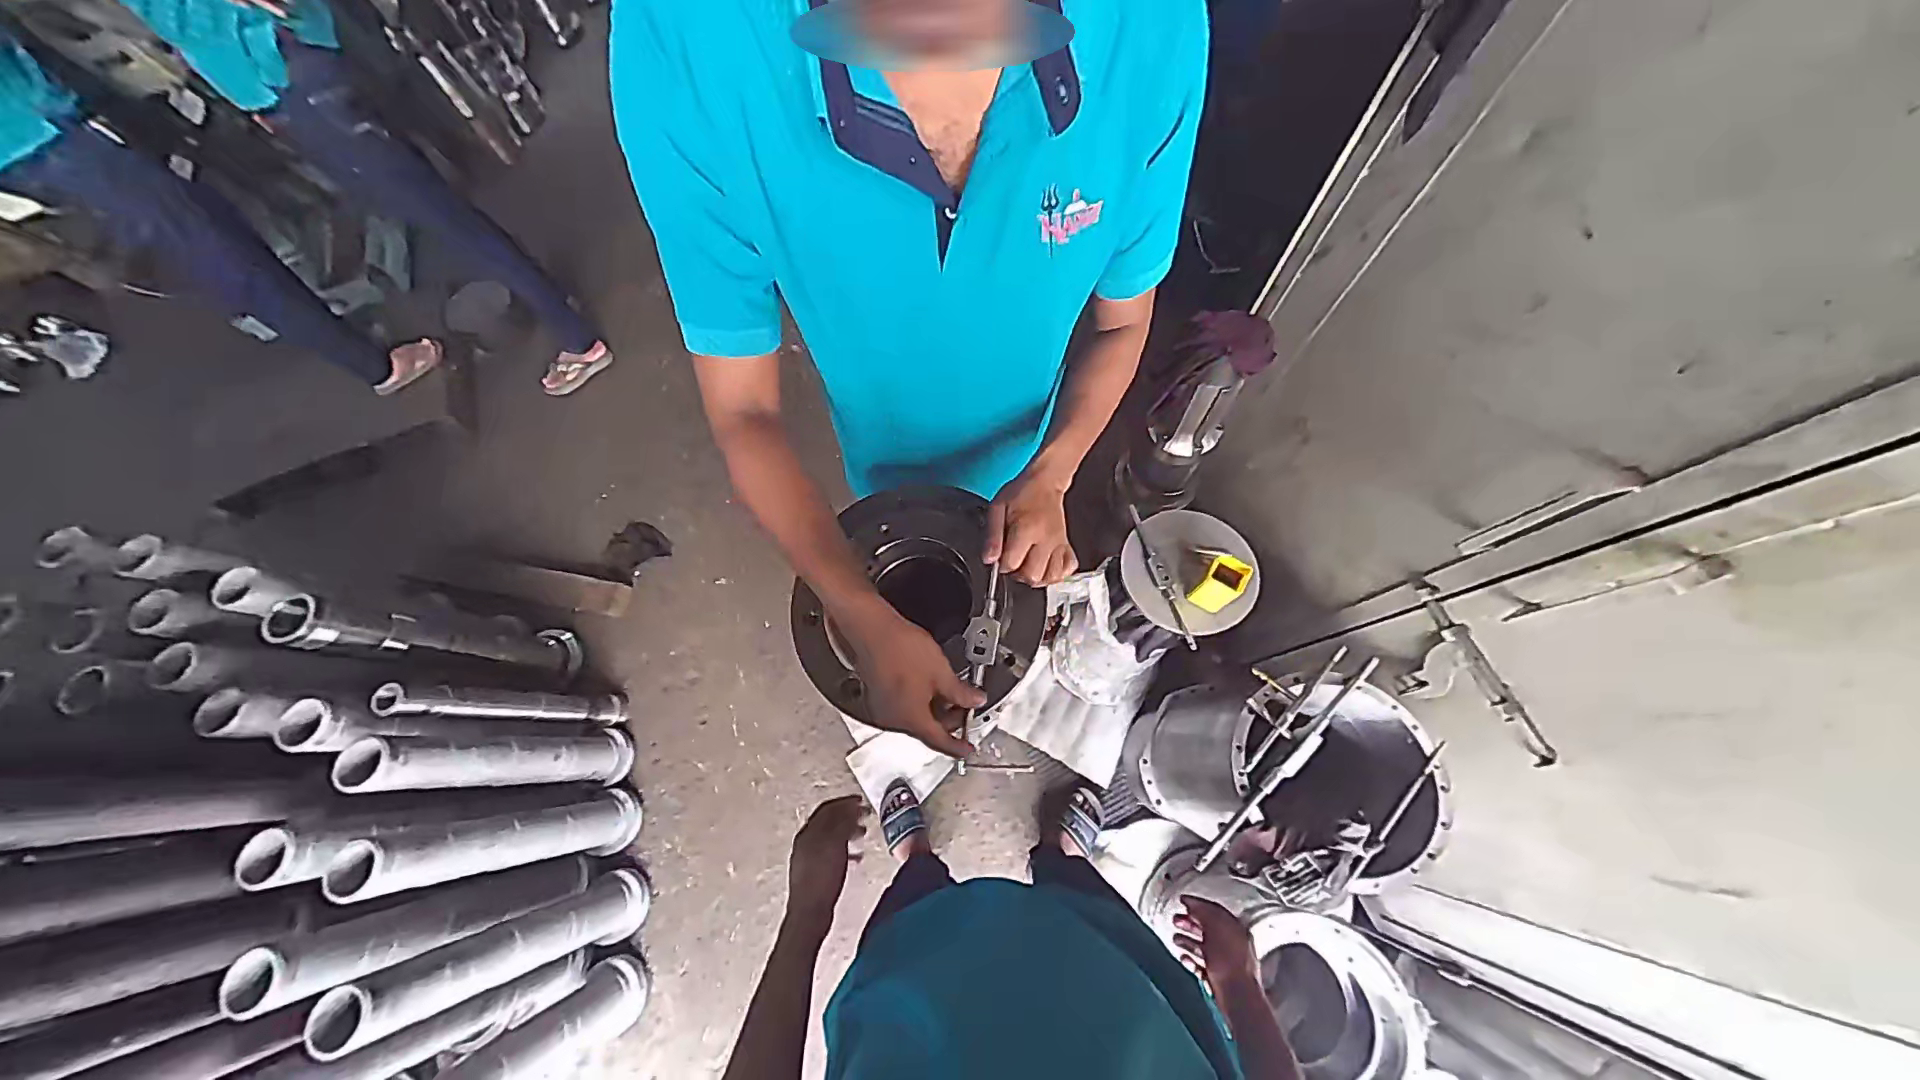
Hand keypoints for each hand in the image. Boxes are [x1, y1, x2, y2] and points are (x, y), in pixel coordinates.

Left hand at [786, 796, 868, 931]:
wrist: (810, 914)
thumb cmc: (822, 879)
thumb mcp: (835, 845)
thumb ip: (842, 824)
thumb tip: (849, 808)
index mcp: (808, 832)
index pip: (828, 808)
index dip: (845, 802)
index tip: (860, 800)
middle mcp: (805, 842)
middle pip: (829, 820)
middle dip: (848, 815)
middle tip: (864, 814)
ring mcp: (808, 858)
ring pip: (831, 835)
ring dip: (848, 830)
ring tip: (863, 833)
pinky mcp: (815, 873)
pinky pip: (832, 852)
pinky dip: (845, 848)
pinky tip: (855, 857)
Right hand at [841, 608, 983, 757]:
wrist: (872, 630)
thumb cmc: (899, 649)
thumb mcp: (941, 672)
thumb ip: (961, 693)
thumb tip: (975, 701)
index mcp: (911, 719)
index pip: (940, 742)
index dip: (957, 746)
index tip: (966, 749)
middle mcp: (893, 719)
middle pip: (926, 729)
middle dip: (948, 721)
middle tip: (965, 708)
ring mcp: (882, 707)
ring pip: (914, 716)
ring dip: (933, 709)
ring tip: (949, 691)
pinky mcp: (877, 694)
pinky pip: (902, 706)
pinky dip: (918, 701)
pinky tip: (928, 684)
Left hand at [986, 468, 1077, 585]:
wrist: (1045, 483)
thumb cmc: (1021, 494)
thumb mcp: (997, 508)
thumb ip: (992, 536)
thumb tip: (989, 559)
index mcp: (1026, 529)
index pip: (1012, 564)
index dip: (1002, 565)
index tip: (1001, 556)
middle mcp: (1046, 539)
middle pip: (1033, 576)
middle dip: (1019, 575)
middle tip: (1014, 561)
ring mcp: (1059, 544)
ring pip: (1051, 577)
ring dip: (1037, 577)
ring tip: (1028, 565)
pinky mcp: (1067, 545)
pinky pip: (1067, 570)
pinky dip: (1056, 573)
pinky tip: (1045, 566)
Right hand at [1173, 895, 1262, 1000]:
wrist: (1237, 998)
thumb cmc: (1227, 959)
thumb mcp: (1214, 928)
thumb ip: (1203, 913)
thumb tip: (1192, 904)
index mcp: (1235, 929)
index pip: (1215, 910)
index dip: (1197, 903)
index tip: (1181, 900)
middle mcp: (1232, 943)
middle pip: (1208, 928)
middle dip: (1190, 922)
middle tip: (1174, 919)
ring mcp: (1227, 962)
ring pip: (1204, 947)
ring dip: (1188, 941)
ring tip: (1174, 939)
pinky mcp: (1220, 979)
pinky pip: (1203, 965)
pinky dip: (1192, 960)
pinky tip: (1183, 958)